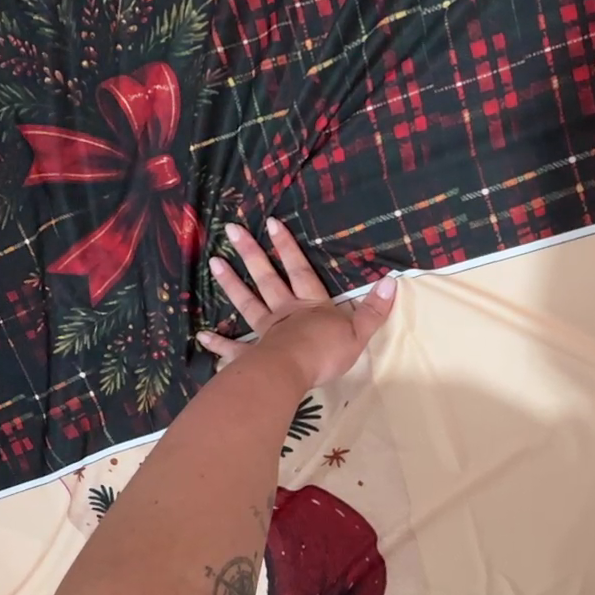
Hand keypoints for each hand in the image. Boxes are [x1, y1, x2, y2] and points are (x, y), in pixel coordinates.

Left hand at [198, 218, 396, 387]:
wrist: (294, 372)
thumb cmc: (326, 352)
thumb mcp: (359, 332)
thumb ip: (374, 310)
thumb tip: (391, 281)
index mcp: (312, 306)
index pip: (300, 271)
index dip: (287, 248)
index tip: (270, 222)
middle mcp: (286, 313)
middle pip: (268, 279)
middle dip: (252, 254)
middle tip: (231, 229)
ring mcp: (267, 333)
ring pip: (248, 304)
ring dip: (232, 284)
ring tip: (215, 263)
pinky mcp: (254, 356)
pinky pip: (235, 348)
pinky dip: (220, 343)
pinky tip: (204, 336)